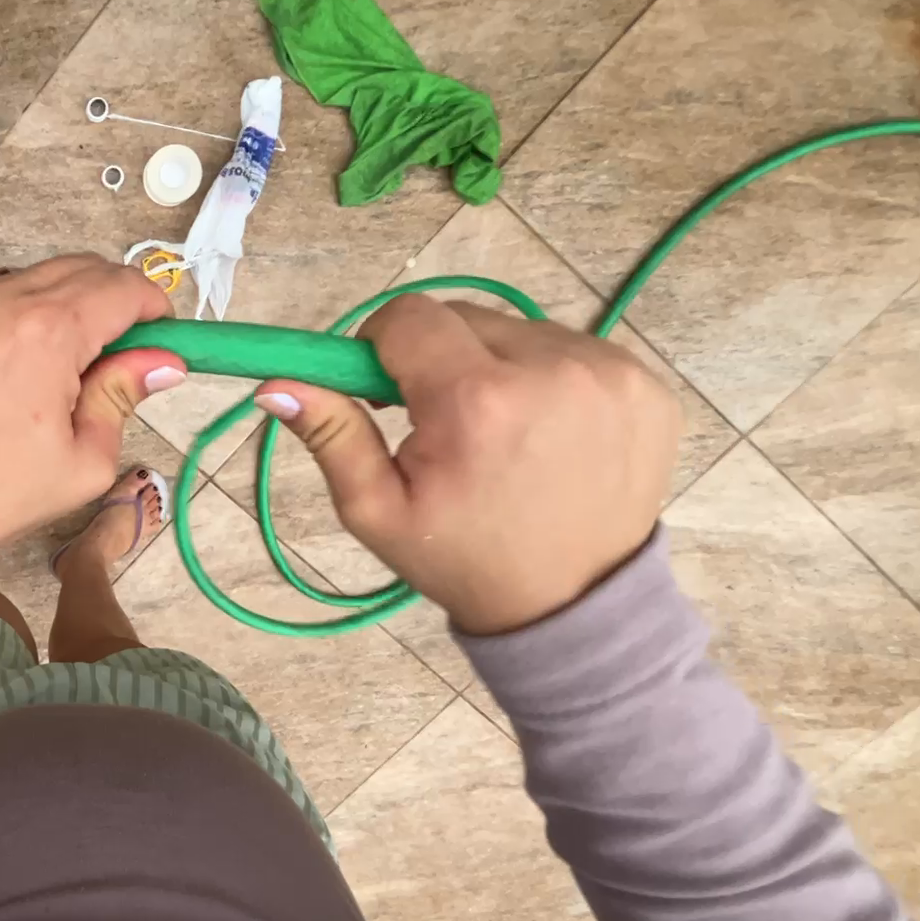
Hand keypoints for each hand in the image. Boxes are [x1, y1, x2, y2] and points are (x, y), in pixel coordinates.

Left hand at [0, 254, 186, 567]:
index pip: (121, 287)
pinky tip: (8, 366)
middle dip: (111, 301)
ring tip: (57, 364)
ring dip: (61, 305)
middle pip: (81, 269)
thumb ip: (125, 395)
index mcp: (47, 333)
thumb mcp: (86, 459)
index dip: (151, 307)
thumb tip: (163, 361)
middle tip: (114, 353)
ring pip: (32, 278)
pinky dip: (12, 316)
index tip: (156, 336)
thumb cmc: (1, 494)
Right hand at [253, 296, 680, 634]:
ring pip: (513, 330)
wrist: (573, 604)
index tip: (378, 391)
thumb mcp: (373, 509)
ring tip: (490, 431)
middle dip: (431, 358)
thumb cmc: (457, 557)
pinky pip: (566, 348)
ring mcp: (610, 371)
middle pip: (460, 318)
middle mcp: (551, 367)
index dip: (378, 345)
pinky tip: (537, 431)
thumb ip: (330, 435)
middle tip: (430, 420)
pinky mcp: (644, 382)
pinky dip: (538, 376)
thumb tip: (275, 382)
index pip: (408, 317)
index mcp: (476, 400)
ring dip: (486, 365)